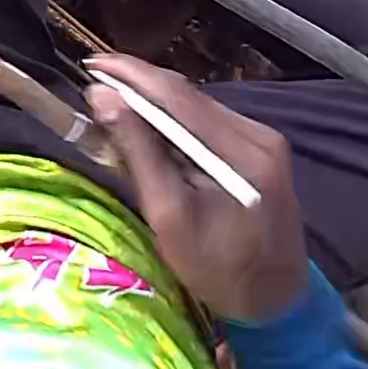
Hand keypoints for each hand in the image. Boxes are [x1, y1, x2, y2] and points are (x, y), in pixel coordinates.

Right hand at [84, 54, 307, 322]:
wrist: (277, 304)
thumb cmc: (217, 268)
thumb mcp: (168, 213)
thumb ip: (136, 150)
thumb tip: (101, 96)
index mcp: (241, 153)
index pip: (174, 93)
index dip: (129, 73)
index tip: (90, 64)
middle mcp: (257, 135)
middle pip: (183, 92)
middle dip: (135, 83)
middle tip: (93, 82)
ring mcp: (261, 139)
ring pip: (191, 101)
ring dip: (150, 98)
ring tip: (112, 103)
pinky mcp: (258, 146)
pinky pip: (202, 115)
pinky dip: (169, 114)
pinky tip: (147, 125)